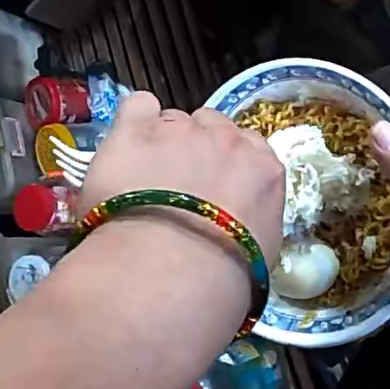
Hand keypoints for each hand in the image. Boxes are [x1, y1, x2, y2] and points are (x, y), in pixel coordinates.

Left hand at [81, 92, 284, 271]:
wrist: (168, 277)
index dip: (226, 165)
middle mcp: (227, 139)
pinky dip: (133, 121)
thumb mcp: (260, 252)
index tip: (211, 187)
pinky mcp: (135, 129)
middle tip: (176, 186)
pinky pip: (138, 105)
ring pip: (173, 119)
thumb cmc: (221, 282)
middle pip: (212, 126)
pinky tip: (125, 148)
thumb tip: (233, 220)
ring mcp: (181, 129)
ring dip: (162, 142)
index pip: (248, 147)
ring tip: (142, 180)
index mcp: (264, 169)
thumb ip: (252, 217)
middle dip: (196, 149)